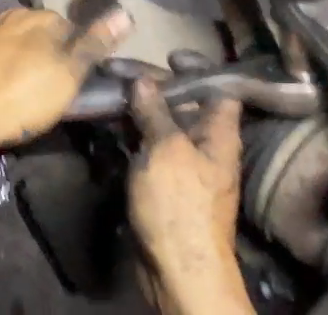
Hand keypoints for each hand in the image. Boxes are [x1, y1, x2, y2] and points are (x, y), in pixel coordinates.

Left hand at [0, 6, 130, 154]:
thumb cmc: (20, 97)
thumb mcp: (68, 76)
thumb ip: (95, 44)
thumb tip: (125, 13)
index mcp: (40, 17)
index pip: (68, 29)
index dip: (74, 56)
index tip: (72, 83)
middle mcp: (11, 15)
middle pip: (39, 34)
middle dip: (45, 55)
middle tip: (47, 92)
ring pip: (13, 44)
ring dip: (20, 62)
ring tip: (20, 96)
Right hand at [127, 79, 242, 281]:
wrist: (179, 271)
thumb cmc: (180, 204)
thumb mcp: (166, 149)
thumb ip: (154, 111)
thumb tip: (143, 81)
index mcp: (219, 131)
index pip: (219, 86)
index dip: (199, 67)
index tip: (170, 56)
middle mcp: (206, 143)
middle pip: (184, 103)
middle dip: (154, 86)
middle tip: (118, 70)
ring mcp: (185, 165)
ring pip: (162, 126)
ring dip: (138, 109)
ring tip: (108, 89)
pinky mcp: (165, 185)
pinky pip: (150, 149)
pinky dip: (132, 134)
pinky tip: (109, 123)